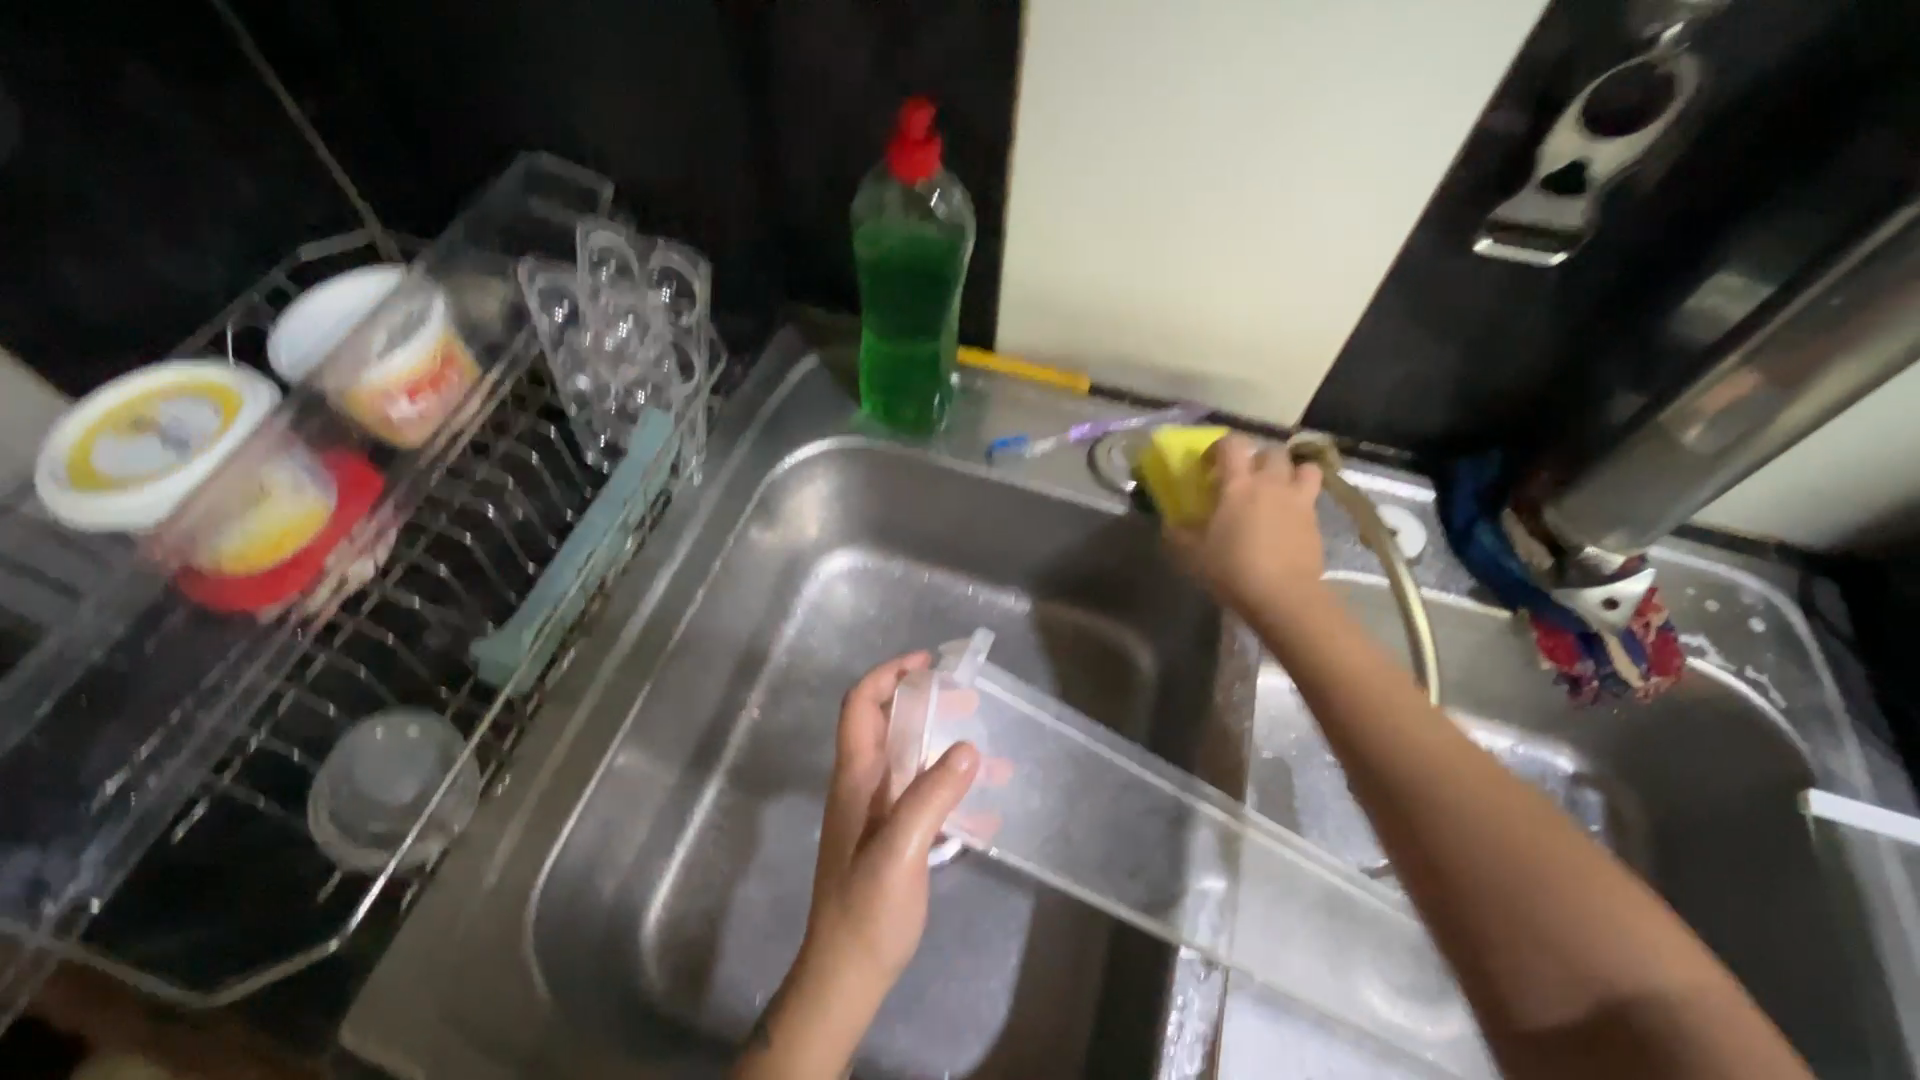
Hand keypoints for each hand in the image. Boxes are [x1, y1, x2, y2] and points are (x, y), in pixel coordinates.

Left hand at [734, 655, 978, 1078]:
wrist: (846, 973)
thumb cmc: (867, 911)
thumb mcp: (901, 849)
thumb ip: (931, 795)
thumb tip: (967, 746)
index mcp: (855, 778)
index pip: (861, 705)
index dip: (889, 675)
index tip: (928, 663)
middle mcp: (861, 786)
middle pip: (886, 724)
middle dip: (924, 703)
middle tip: (968, 703)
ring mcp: (874, 813)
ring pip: (907, 759)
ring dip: (942, 746)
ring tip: (988, 751)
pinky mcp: (889, 838)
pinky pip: (919, 794)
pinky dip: (948, 786)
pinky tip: (983, 805)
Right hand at [1166, 434, 1325, 616]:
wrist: (1283, 595)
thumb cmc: (1233, 570)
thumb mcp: (1194, 555)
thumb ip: (1180, 535)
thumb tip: (1171, 525)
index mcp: (1238, 485)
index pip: (1232, 444)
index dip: (1219, 447)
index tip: (1209, 466)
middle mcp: (1271, 484)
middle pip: (1272, 451)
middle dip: (1258, 458)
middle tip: (1245, 478)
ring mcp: (1298, 501)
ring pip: (1304, 467)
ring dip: (1290, 471)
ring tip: (1278, 488)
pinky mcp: (1316, 521)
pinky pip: (1312, 498)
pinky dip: (1301, 500)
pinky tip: (1288, 520)